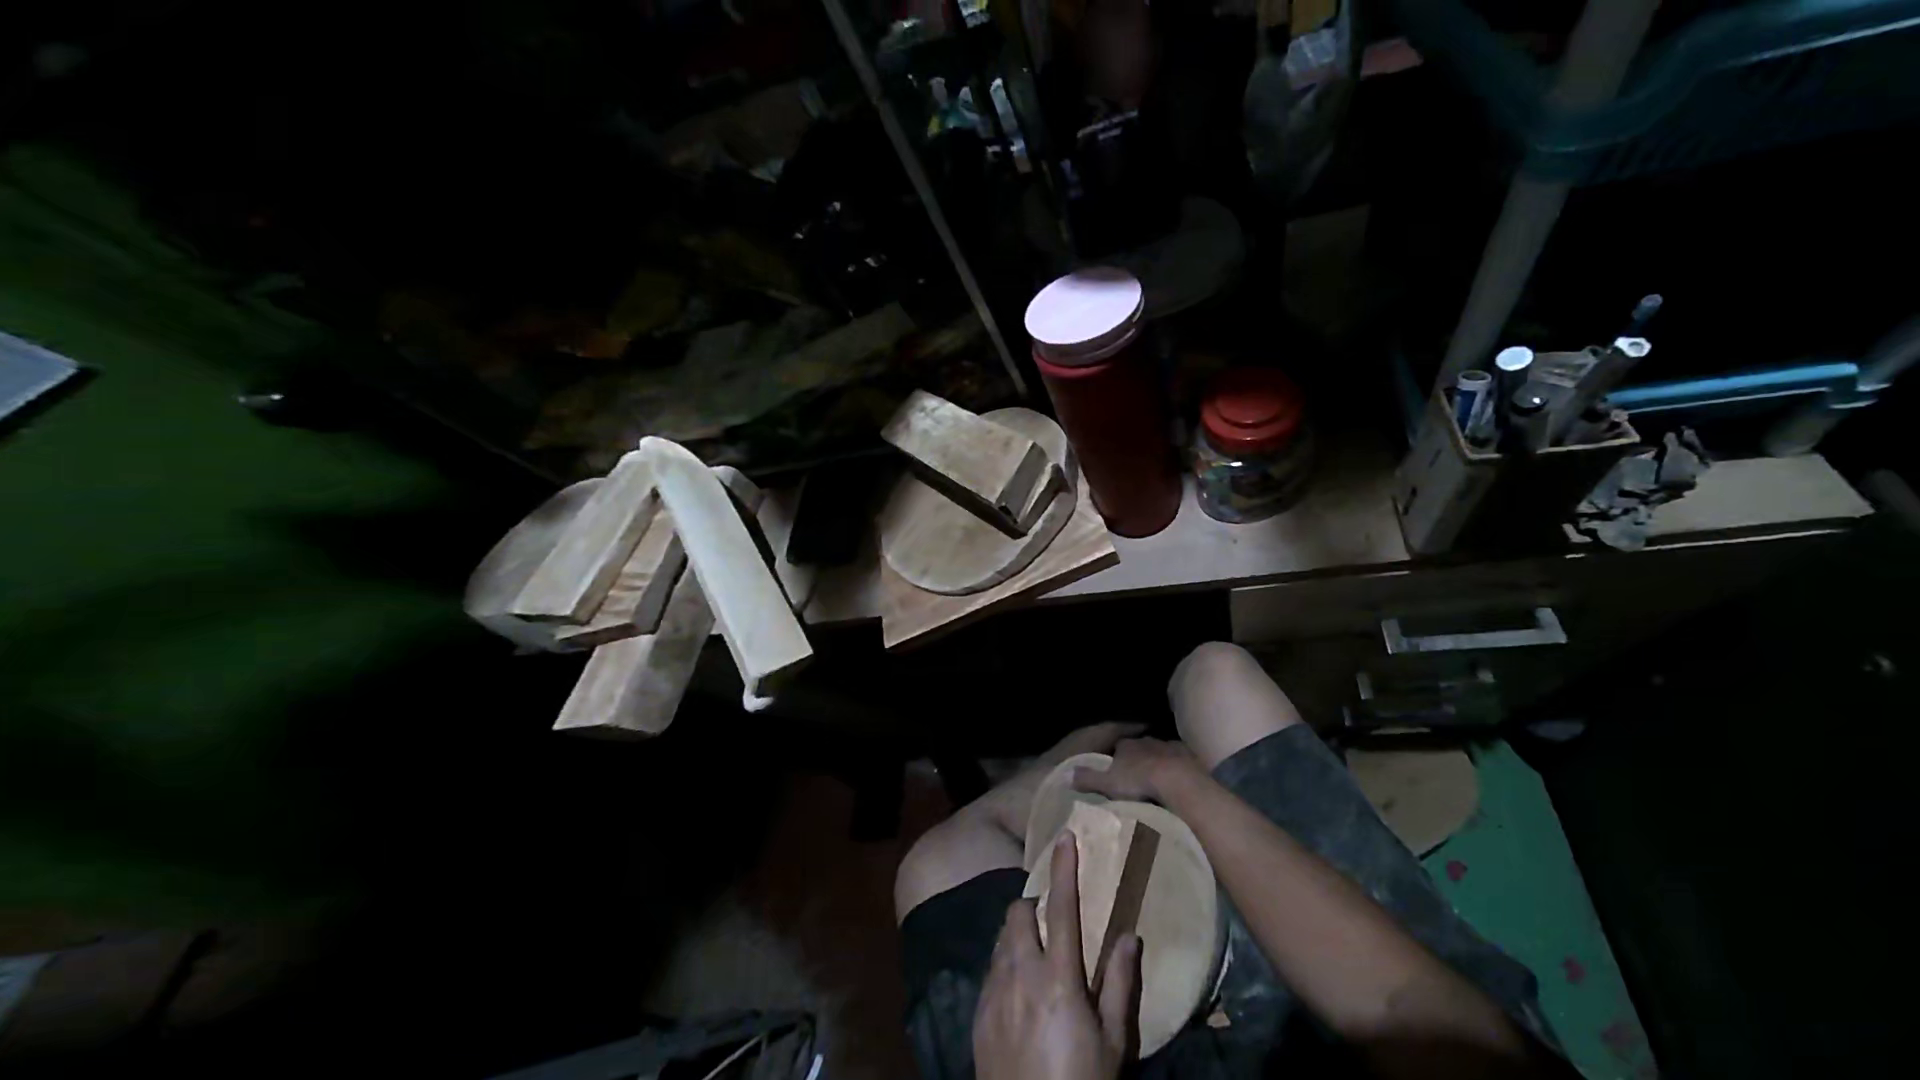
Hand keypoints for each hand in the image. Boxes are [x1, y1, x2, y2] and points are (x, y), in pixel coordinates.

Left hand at [974, 832, 1139, 1079]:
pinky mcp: (977, 1011)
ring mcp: (993, 991)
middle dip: (1033, 907)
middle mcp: (1019, 973)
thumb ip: (1120, 984)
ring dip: (1017, 935)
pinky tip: (1018, 989)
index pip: (1062, 907)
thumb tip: (1128, 936)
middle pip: (1018, 914)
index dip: (1064, 868)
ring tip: (1035, 955)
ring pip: (1000, 939)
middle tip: (1051, 923)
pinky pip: (989, 969)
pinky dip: (1004, 964)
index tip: (1064, 837)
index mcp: (1058, 977)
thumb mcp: (1114, 1042)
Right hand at [1073, 737, 1202, 802]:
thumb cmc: (1138, 781)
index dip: (1117, 758)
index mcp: (1125, 746)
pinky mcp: (1188, 755)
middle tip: (1138, 778)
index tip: (1117, 771)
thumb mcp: (1107, 784)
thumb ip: (1088, 778)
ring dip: (1158, 763)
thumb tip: (1068, 774)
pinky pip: (1180, 760)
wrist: (1177, 781)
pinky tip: (1178, 782)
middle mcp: (1146, 741)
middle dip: (1138, 759)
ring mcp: (1168, 746)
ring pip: (1160, 752)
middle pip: (1140, 748)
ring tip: (1159, 782)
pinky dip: (1177, 768)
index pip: (1118, 747)